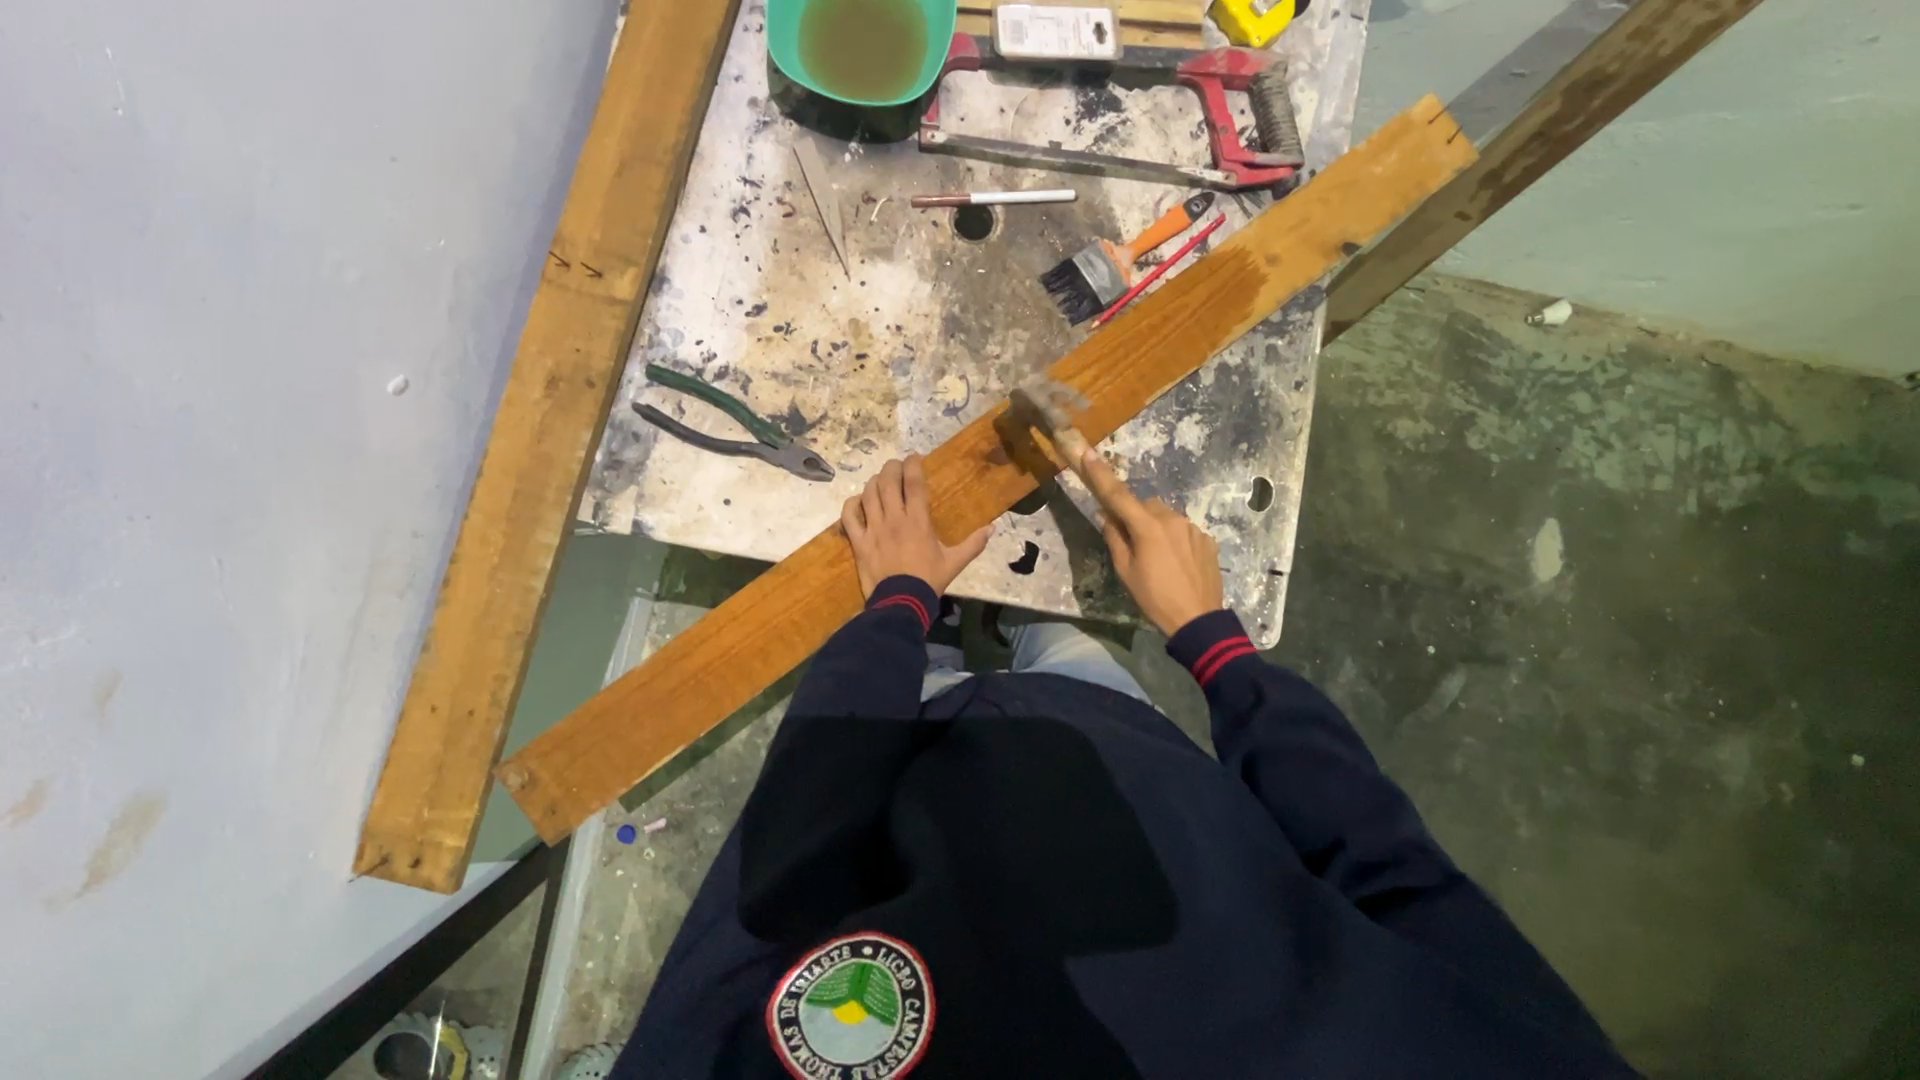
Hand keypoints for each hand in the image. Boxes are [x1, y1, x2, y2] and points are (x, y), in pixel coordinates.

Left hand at [841, 455, 992, 597]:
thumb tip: (993, 528)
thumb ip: (974, 543)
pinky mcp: (859, 541)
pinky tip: (858, 502)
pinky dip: (852, 504)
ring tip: (879, 481)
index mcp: (918, 520)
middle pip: (887, 481)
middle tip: (896, 467)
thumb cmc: (929, 580)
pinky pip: (849, 516)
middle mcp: (894, 518)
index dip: (913, 465)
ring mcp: (873, 529)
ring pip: (868, 494)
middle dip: (891, 468)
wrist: (902, 603)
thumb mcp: (955, 562)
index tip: (914, 457)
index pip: (913, 482)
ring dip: (873, 482)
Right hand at [1080, 449, 1223, 635]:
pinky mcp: (1207, 539)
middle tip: (1135, 545)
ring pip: (1167, 518)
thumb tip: (1106, 516)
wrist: (1198, 619)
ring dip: (1158, 529)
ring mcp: (1192, 528)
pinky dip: (1176, 541)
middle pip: (1146, 506)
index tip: (1089, 454)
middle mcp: (1172, 519)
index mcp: (1147, 527)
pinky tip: (1178, 564)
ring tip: (1160, 560)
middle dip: (1138, 518)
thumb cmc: (1154, 598)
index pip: (1118, 496)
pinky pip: (1184, 531)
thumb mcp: (1126, 572)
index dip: (1101, 475)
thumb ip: (1115, 538)